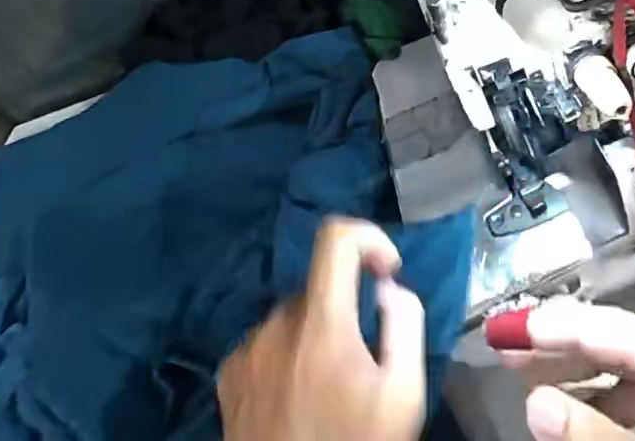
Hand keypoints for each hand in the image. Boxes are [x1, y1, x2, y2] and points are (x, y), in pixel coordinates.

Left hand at [219, 218, 427, 440]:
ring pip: (295, 314)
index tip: (388, 271)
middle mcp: (276, 324)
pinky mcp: (228, 376)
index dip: (369, 237)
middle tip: (365, 356)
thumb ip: (406, 323)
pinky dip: (288, 353)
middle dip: (348, 306)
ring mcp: (246, 350)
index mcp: (320, 322)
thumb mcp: (403, 396)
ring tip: (330, 387)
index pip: (336, 237)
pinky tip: (297, 397)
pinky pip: (267, 341)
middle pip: (321, 284)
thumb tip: (386, 289)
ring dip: (318, 332)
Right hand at [494, 299, 634, 440]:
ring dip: (574, 376)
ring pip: (617, 366)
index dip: (542, 328)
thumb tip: (534, 401)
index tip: (497, 330)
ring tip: (530, 382)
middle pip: (601, 338)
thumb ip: (596, 435)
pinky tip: (581, 417)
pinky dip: (604, 402)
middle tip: (502, 352)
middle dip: (552, 347)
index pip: (591, 325)